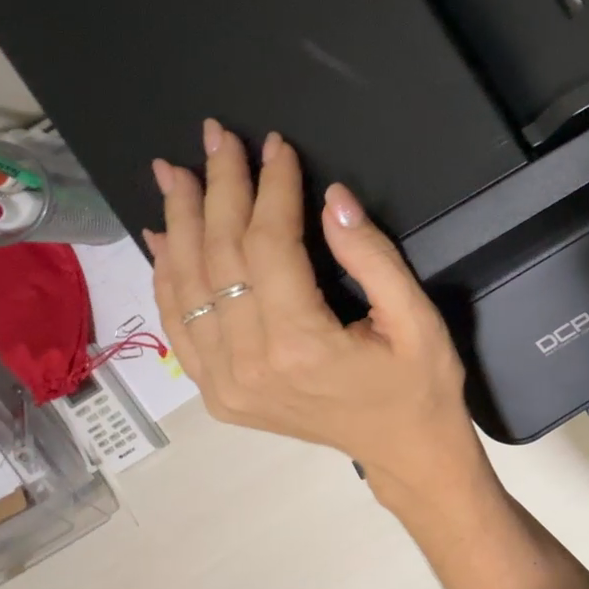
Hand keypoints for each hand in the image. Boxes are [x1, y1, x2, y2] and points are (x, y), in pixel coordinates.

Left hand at [146, 119, 485, 504]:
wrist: (407, 450)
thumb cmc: (423, 384)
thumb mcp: (418, 320)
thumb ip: (375, 260)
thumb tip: (334, 200)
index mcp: (301, 345)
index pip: (269, 248)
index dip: (271, 191)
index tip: (276, 147)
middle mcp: (247, 363)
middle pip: (219, 258)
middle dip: (218, 191)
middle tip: (216, 138)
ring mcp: (223, 381)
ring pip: (188, 285)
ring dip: (180, 222)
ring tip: (176, 170)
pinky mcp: (217, 390)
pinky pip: (181, 321)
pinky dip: (169, 273)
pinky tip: (165, 234)